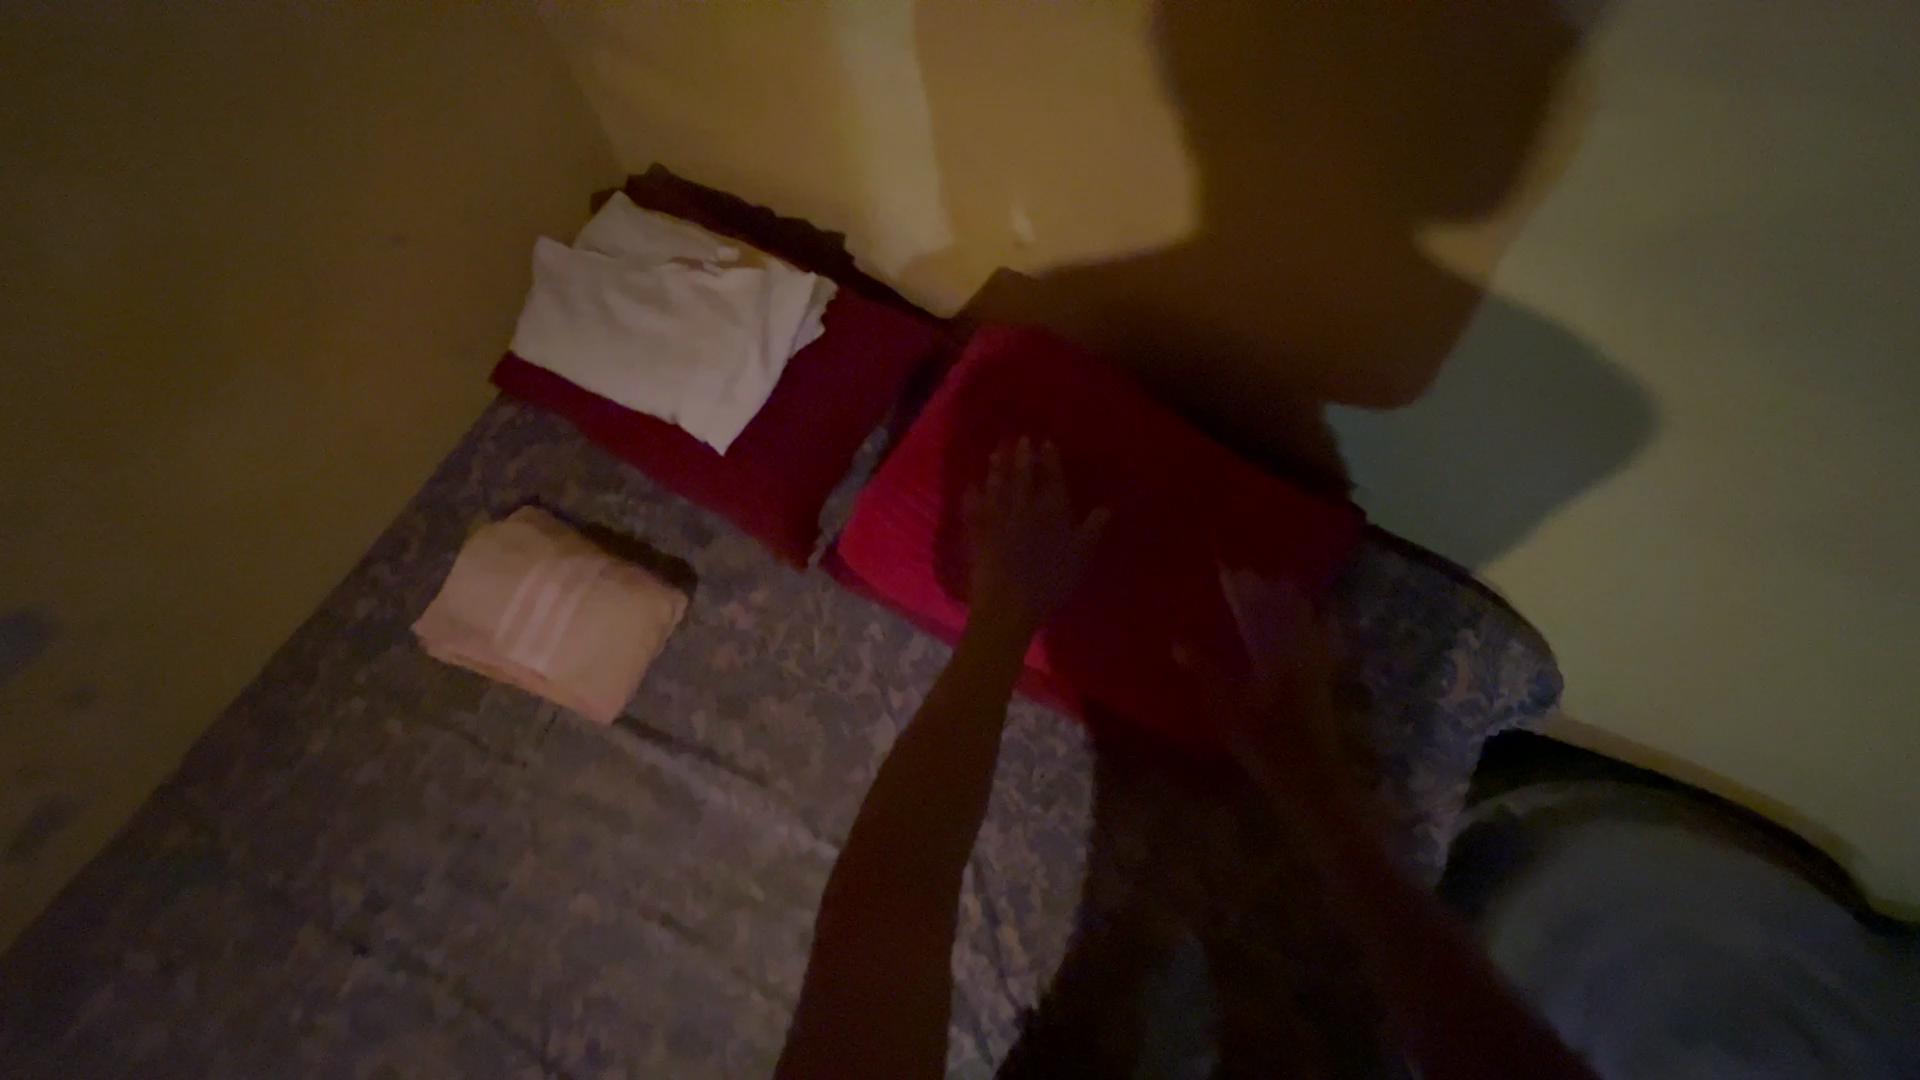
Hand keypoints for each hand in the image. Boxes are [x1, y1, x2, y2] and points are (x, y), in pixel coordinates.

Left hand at [963, 437, 1109, 637]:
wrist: (1011, 603)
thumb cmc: (1051, 581)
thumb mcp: (1080, 556)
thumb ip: (1092, 529)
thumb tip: (1106, 508)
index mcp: (1052, 511)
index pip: (1052, 479)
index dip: (1050, 460)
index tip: (1047, 443)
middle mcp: (1024, 508)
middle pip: (1023, 476)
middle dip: (1023, 456)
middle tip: (1021, 439)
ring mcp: (998, 519)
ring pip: (998, 487)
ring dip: (997, 469)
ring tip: (996, 453)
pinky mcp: (979, 533)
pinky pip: (974, 509)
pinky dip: (972, 496)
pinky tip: (969, 486)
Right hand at [1182, 568, 1346, 794]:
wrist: (1314, 783)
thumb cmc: (1267, 747)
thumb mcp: (1226, 712)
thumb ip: (1204, 675)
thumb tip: (1178, 643)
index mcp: (1278, 656)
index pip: (1259, 611)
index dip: (1244, 589)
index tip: (1229, 571)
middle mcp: (1303, 654)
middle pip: (1289, 611)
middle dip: (1269, 590)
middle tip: (1250, 576)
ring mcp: (1319, 667)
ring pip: (1308, 623)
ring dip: (1291, 604)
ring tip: (1276, 589)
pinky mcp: (1326, 682)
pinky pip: (1323, 641)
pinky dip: (1317, 625)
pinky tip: (1316, 622)